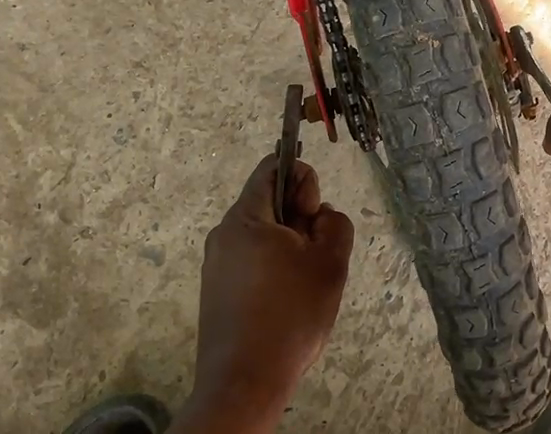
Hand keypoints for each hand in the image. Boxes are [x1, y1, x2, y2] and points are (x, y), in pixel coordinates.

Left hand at [178, 154, 353, 429]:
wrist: (243, 385)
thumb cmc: (289, 316)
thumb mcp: (330, 262)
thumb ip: (334, 223)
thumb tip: (319, 216)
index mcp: (246, 218)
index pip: (274, 166)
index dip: (304, 180)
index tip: (313, 218)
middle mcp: (224, 233)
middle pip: (270, 201)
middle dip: (301, 218)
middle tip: (315, 255)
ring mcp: (216, 263)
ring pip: (265, 233)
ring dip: (290, 245)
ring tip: (303, 283)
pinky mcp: (216, 290)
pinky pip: (252, 258)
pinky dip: (274, 266)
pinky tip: (286, 301)